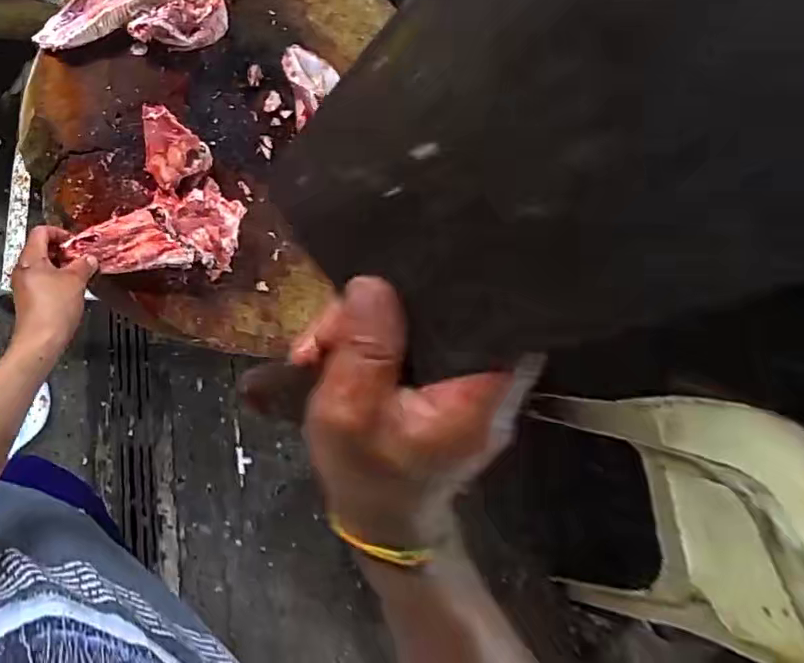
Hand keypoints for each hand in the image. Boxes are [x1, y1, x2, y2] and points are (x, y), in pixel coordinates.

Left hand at [9, 226, 95, 356]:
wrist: (40, 342)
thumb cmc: (51, 311)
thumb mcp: (76, 281)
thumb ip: (84, 265)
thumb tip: (89, 259)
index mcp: (30, 258)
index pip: (40, 231)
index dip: (59, 232)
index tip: (73, 241)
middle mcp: (22, 269)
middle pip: (40, 248)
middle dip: (62, 251)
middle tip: (78, 258)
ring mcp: (23, 285)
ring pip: (42, 266)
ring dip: (60, 267)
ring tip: (77, 275)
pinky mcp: (27, 300)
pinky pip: (41, 282)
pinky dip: (55, 281)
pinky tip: (69, 291)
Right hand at [292, 277, 539, 551]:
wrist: (376, 522)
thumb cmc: (365, 472)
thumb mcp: (349, 410)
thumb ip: (363, 348)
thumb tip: (371, 283)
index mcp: (476, 392)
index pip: (487, 318)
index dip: (441, 289)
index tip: (385, 283)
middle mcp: (482, 381)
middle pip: (432, 314)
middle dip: (366, 316)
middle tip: (321, 341)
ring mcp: (458, 381)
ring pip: (408, 323)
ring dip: (354, 330)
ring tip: (316, 355)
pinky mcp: (436, 382)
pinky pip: (402, 341)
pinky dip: (363, 343)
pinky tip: (331, 357)